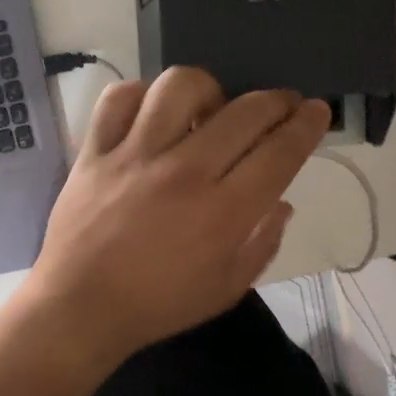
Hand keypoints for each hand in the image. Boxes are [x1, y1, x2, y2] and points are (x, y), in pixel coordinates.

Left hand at [21, 67, 330, 363]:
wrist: (80, 308)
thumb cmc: (158, 305)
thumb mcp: (226, 288)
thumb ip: (262, 243)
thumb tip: (282, 202)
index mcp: (223, 212)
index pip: (280, 152)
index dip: (306, 126)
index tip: (316, 111)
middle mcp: (184, 172)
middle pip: (243, 113)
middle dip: (276, 101)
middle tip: (280, 106)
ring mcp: (135, 156)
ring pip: (179, 88)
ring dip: (207, 90)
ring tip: (209, 110)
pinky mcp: (95, 151)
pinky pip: (118, 99)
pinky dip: (140, 96)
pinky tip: (152, 112)